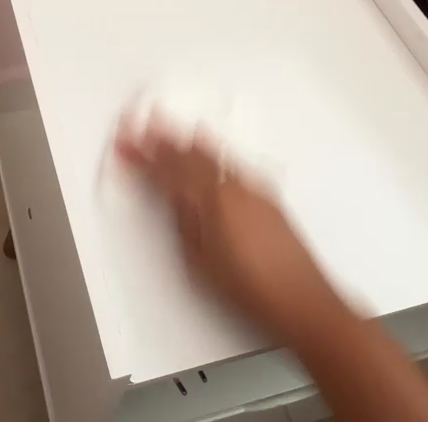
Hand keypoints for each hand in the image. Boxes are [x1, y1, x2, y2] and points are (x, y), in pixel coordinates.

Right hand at [115, 119, 349, 343]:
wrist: (305, 302)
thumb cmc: (252, 290)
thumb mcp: (200, 262)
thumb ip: (183, 223)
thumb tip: (174, 200)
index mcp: (210, 200)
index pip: (166, 172)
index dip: (141, 157)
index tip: (123, 145)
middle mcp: (231, 185)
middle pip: (187, 155)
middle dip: (159, 139)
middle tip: (137, 125)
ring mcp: (251, 187)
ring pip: (209, 153)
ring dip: (183, 139)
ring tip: (164, 124)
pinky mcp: (265, 195)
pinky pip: (228, 160)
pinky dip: (209, 149)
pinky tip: (206, 143)